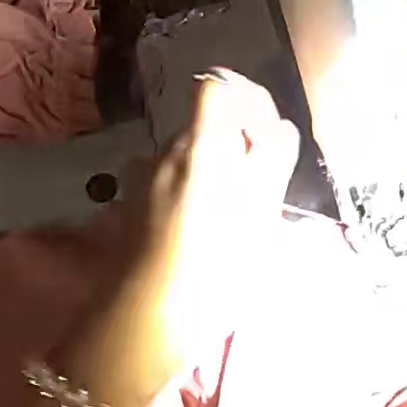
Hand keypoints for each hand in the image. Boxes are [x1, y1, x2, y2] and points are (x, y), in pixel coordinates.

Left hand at [59, 71, 299, 406]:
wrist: (151, 317)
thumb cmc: (215, 272)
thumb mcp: (260, 219)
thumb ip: (271, 165)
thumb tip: (277, 132)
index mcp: (200, 149)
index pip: (218, 89)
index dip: (248, 104)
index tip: (265, 138)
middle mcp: (163, 153)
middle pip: (204, 128)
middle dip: (233, 149)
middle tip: (254, 192)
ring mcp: (141, 179)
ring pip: (186, 158)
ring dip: (210, 174)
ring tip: (226, 221)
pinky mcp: (130, 205)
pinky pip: (167, 184)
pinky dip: (186, 194)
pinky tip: (194, 232)